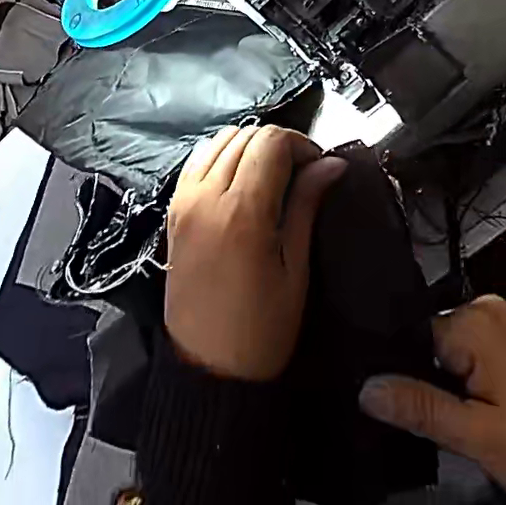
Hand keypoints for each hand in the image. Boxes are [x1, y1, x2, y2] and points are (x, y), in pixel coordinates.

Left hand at [164, 125, 348, 380]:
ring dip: (251, 146)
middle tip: (301, 173)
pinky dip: (223, 154)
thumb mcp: (295, 269)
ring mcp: (184, 199)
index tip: (318, 167)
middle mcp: (206, 195)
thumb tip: (331, 163)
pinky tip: (240, 179)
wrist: (205, 369)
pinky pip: (198, 158)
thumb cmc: (261, 330)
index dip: (301, 145)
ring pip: (221, 139)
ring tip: (272, 176)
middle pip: (247, 135)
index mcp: (242, 211)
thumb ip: (307, 205)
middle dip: (279, 144)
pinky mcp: (173, 207)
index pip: (271, 142)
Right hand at [359, 295, 505, 504]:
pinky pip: (475, 356)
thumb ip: (420, 407)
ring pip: (452, 353)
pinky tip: (482, 413)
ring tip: (468, 421)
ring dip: (450, 386)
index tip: (412, 407)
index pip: (414, 336)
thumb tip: (365, 388)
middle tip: (452, 422)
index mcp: (478, 319)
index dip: (408, 374)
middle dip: (432, 381)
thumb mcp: (480, 438)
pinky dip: (470, 384)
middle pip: (432, 343)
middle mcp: (491, 309)